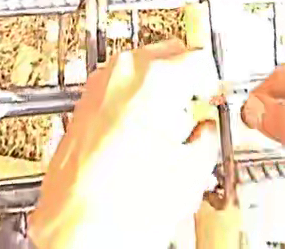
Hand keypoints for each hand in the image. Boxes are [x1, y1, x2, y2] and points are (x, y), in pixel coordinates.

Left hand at [29, 40, 219, 248]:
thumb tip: (206, 129)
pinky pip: (121, 84)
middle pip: (171, 54)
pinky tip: (139, 136)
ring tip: (165, 129)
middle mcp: (127, 70)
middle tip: (195, 110)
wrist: (71, 235)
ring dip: (160, 88)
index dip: (213, 81)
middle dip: (186, 80)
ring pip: (144, 67)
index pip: (201, 59)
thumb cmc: (118, 210)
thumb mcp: (190, 173)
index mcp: (157, 78)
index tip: (213, 97)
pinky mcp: (85, 100)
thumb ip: (208, 136)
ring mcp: (101, 82)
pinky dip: (135, 99)